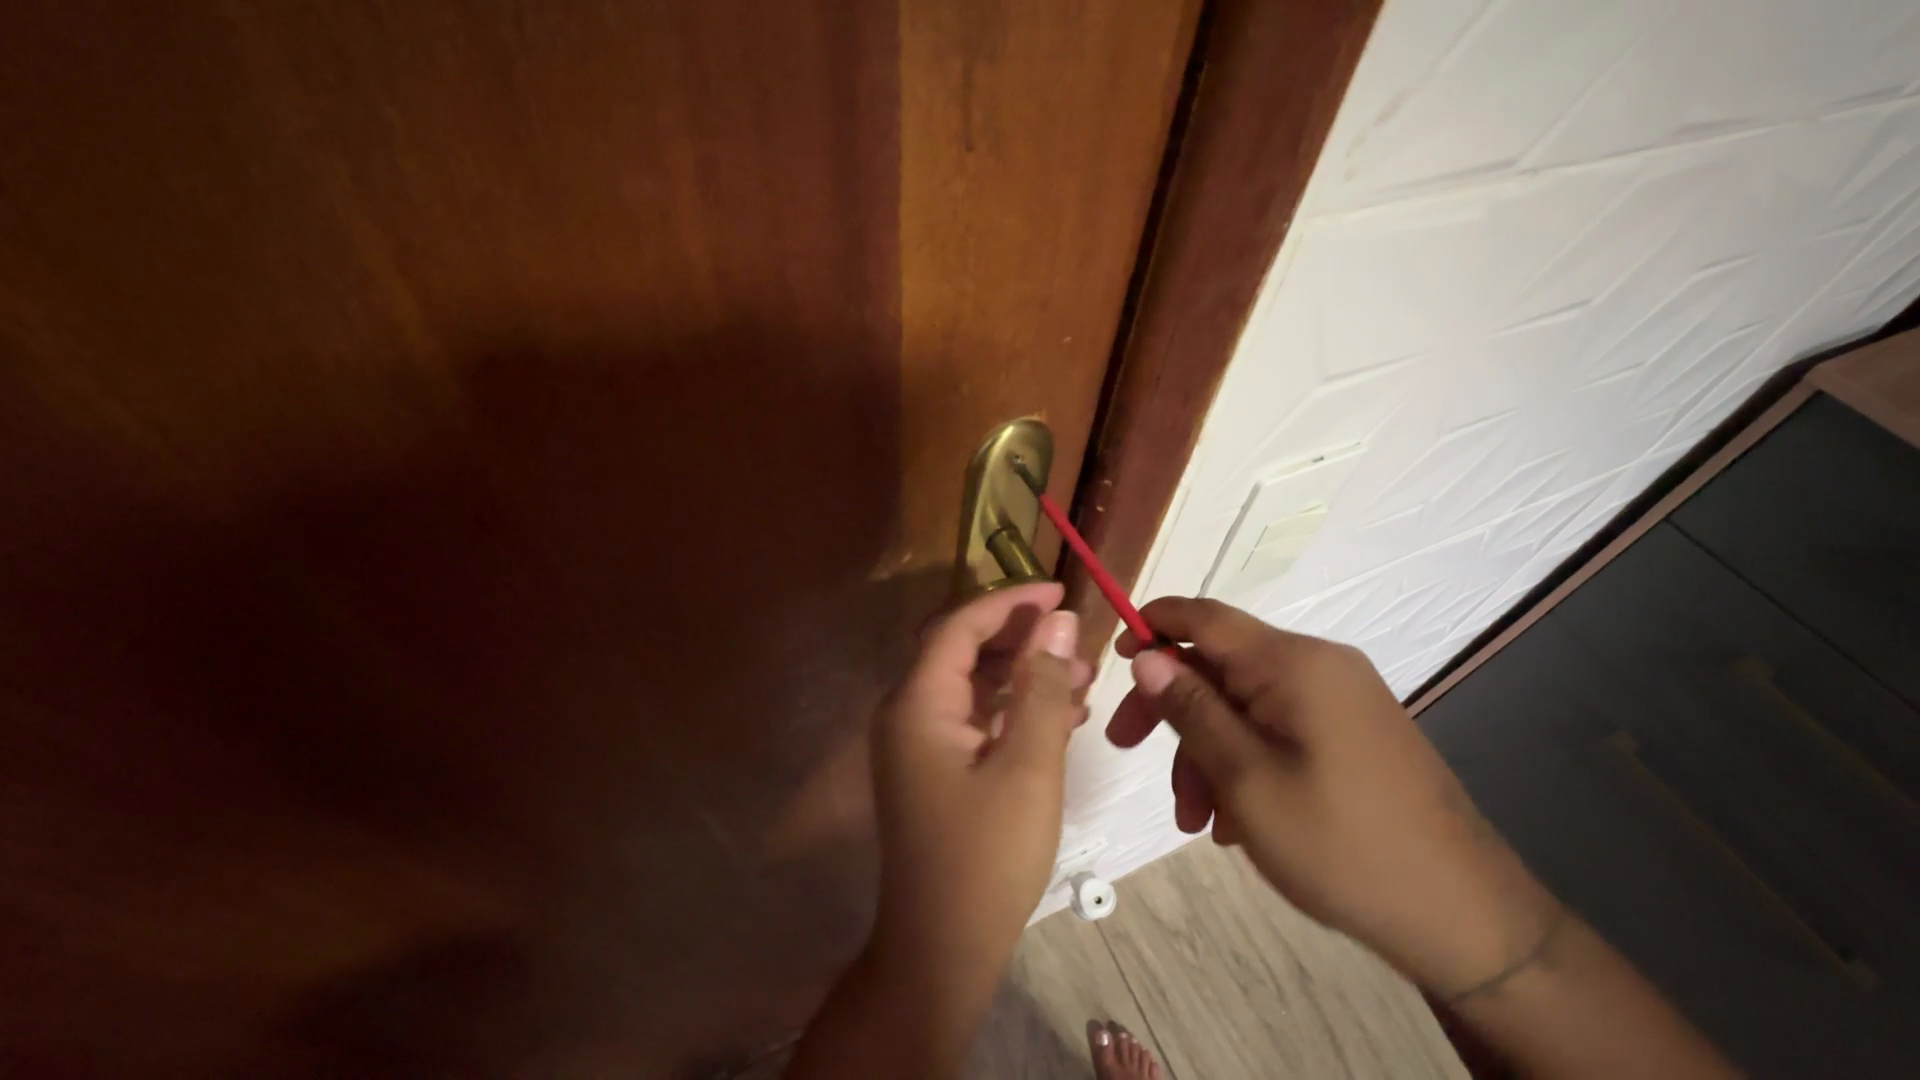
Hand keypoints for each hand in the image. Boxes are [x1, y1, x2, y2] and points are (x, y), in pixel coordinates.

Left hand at [868, 583, 1088, 1012]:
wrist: (941, 948)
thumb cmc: (987, 856)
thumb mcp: (1028, 765)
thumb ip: (1043, 687)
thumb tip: (1058, 621)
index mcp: (917, 703)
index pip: (960, 625)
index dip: (1011, 601)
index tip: (1062, 592)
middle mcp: (907, 714)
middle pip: (963, 651)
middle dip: (1022, 640)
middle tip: (1079, 644)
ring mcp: (918, 746)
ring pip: (973, 687)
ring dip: (1024, 677)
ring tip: (1083, 681)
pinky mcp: (934, 772)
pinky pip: (974, 722)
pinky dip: (1014, 713)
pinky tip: (1062, 719)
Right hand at [1108, 597, 1558, 998]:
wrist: (1463, 914)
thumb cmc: (1340, 844)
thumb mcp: (1246, 779)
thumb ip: (1192, 711)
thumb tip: (1147, 657)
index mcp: (1295, 664)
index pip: (1206, 617)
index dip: (1153, 626)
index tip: (1111, 658)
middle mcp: (1320, 667)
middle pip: (1221, 665)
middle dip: (1172, 708)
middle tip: (1128, 750)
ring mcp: (1341, 701)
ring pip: (1245, 705)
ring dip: (1206, 751)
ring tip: (1197, 821)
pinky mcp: (1353, 734)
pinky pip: (1277, 730)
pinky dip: (1244, 763)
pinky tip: (1235, 822)